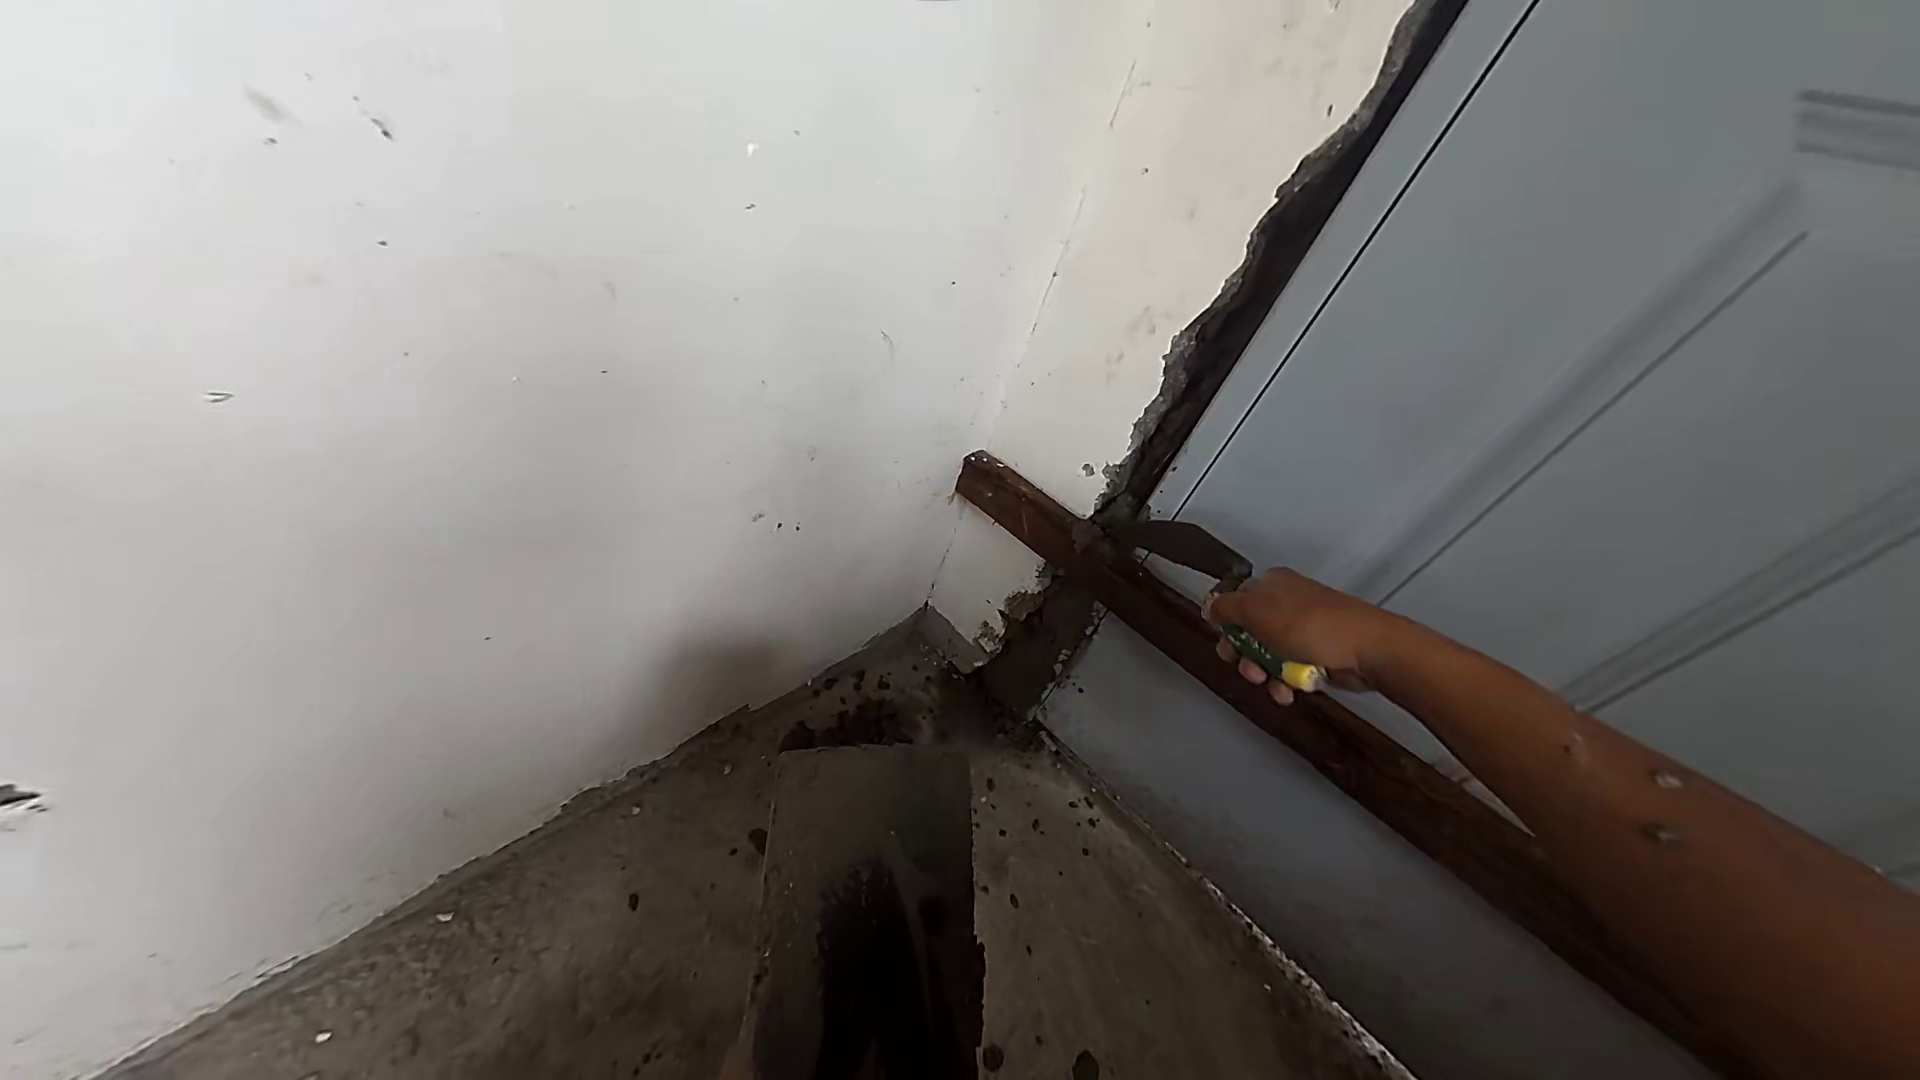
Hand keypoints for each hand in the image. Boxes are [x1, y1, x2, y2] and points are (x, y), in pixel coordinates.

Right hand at [1205, 568, 1399, 704]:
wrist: (1370, 651)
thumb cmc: (1313, 626)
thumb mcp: (1254, 610)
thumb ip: (1223, 607)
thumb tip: (1208, 607)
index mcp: (1269, 585)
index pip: (1233, 601)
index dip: (1225, 624)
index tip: (1225, 642)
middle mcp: (1284, 603)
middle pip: (1246, 631)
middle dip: (1242, 654)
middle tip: (1246, 667)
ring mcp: (1301, 629)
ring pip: (1265, 654)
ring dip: (1262, 672)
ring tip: (1269, 682)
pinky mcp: (1315, 652)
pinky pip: (1287, 668)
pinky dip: (1283, 681)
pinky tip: (1286, 690)